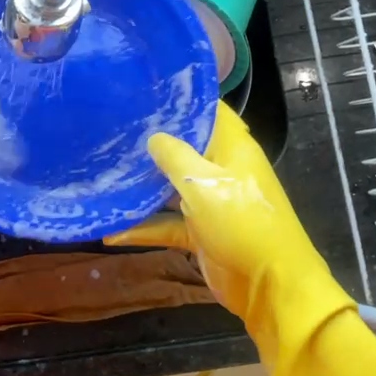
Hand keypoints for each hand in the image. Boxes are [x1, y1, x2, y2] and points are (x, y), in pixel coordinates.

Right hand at [107, 102, 333, 329]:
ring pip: (173, 187)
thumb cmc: (241, 222)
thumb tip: (153, 137)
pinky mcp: (202, 232)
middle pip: (186, 148)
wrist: (270, 285)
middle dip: (154, 141)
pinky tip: (110, 232)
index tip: (147, 90)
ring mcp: (212, 203)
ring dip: (144, 185)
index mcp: (232, 149)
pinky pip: (167, 224)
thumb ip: (174, 156)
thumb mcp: (202, 183)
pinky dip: (143, 228)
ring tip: (105, 172)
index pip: (211, 111)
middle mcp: (222, 170)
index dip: (184, 98)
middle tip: (114, 129)